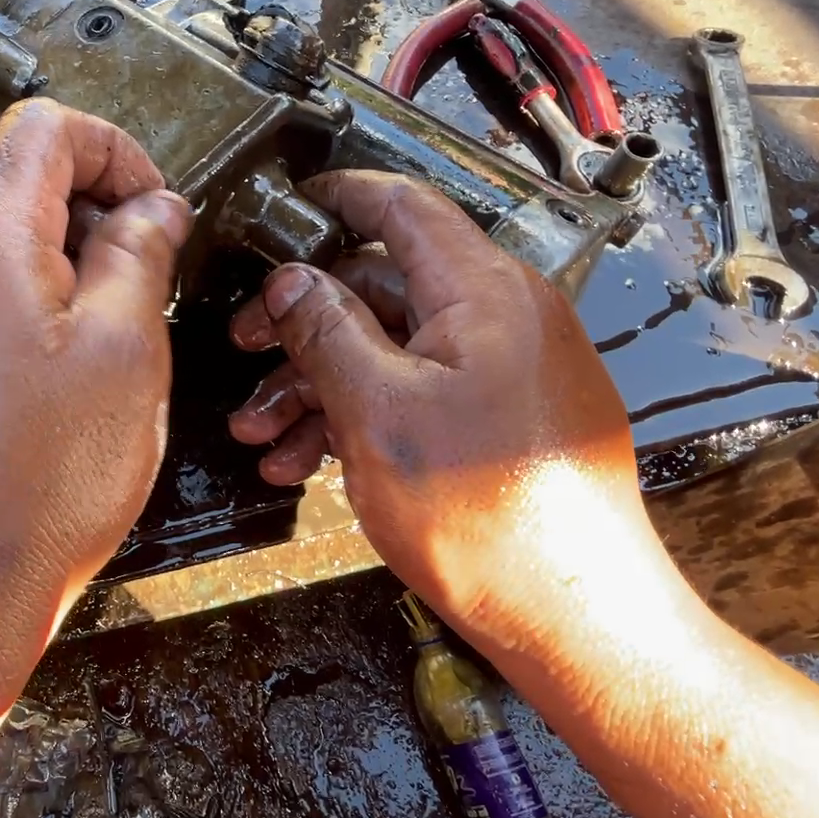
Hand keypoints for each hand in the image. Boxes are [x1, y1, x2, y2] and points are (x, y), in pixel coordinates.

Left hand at [0, 98, 190, 666]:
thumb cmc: (35, 483)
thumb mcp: (124, 349)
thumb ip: (140, 253)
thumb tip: (155, 208)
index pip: (46, 126)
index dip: (116, 150)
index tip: (154, 204)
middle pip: (12, 161)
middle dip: (89, 188)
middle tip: (140, 251)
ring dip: (61, 235)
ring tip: (110, 303)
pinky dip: (28, 275)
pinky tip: (67, 339)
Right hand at [226, 170, 662, 651]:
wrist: (572, 621)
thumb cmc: (484, 515)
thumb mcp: (376, 409)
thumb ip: (326, 330)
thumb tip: (290, 280)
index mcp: (483, 293)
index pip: (404, 208)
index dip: (341, 196)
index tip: (291, 203)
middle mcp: (499, 318)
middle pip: (379, 287)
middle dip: (302, 320)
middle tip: (246, 345)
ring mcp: (498, 369)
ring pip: (385, 347)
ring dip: (315, 382)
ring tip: (258, 430)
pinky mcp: (493, 415)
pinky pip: (411, 390)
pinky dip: (354, 414)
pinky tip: (300, 459)